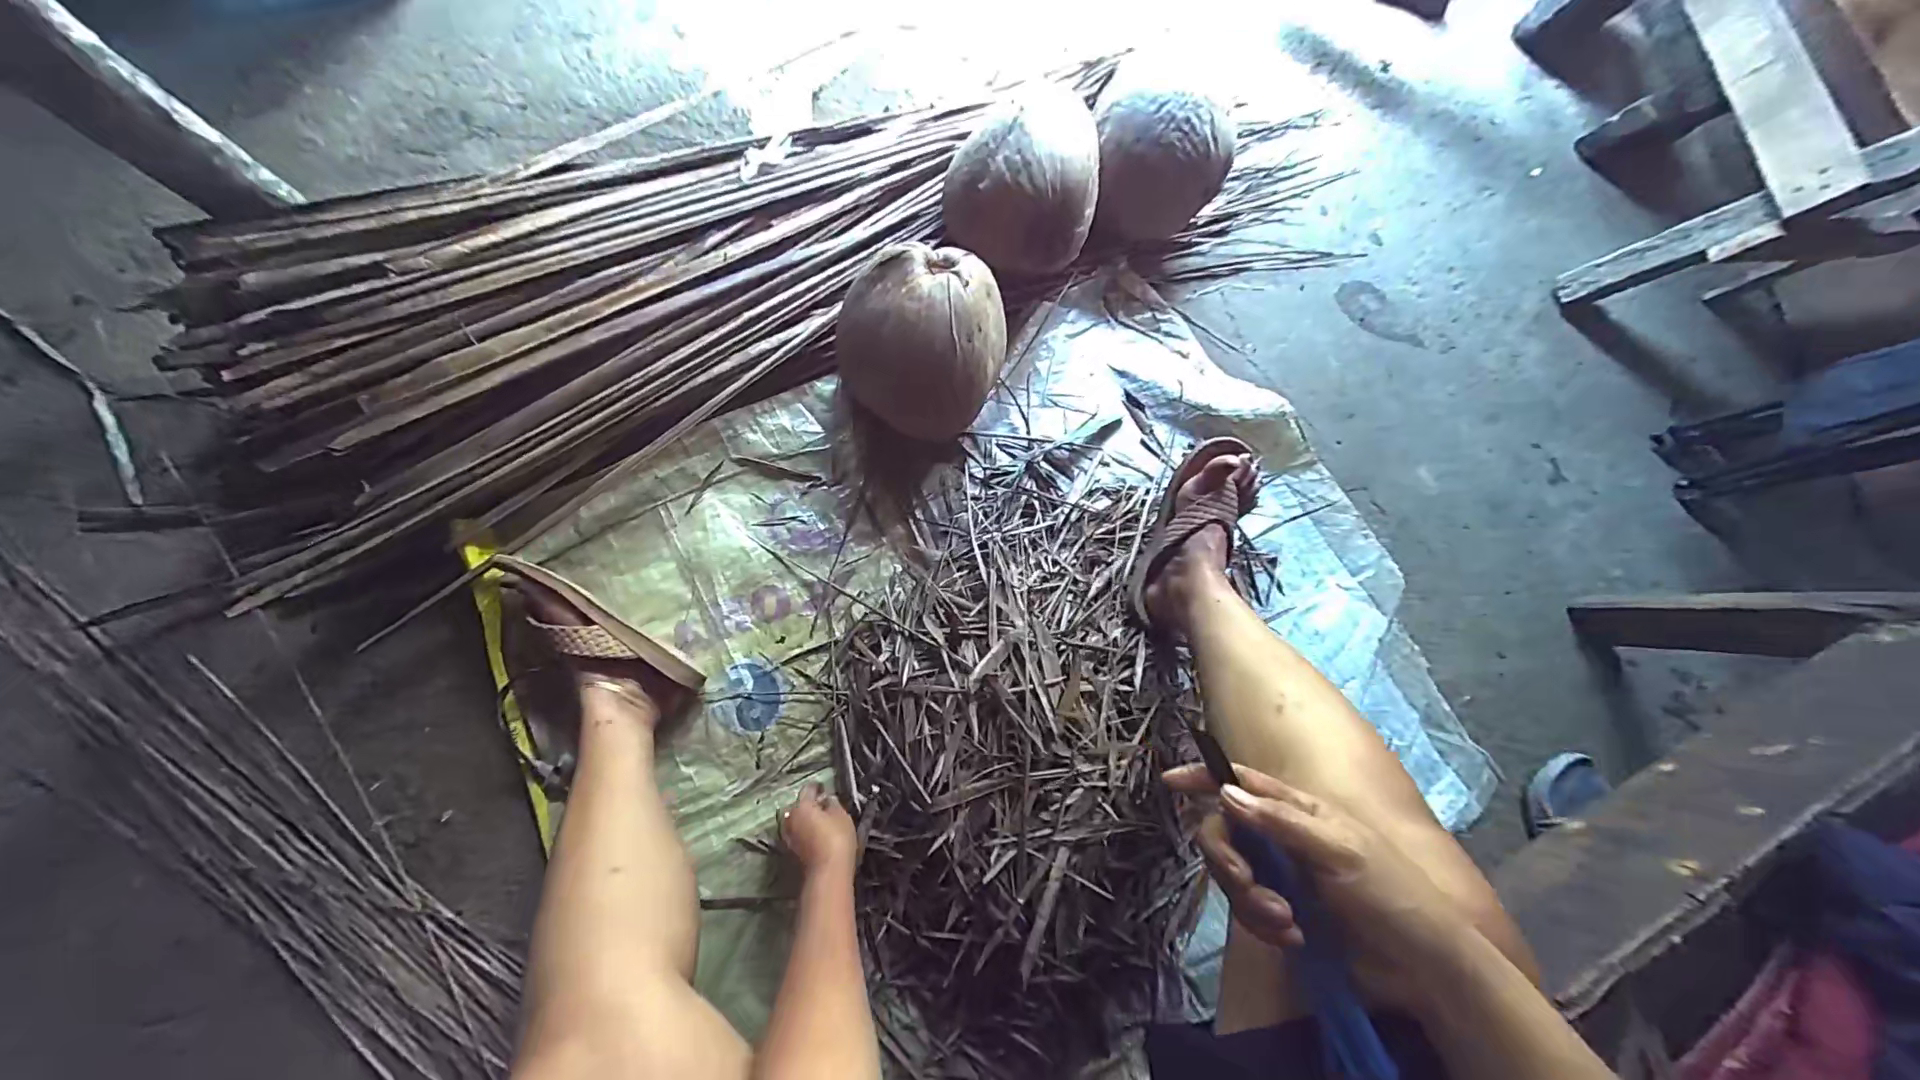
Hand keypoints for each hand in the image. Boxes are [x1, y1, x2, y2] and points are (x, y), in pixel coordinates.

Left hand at [780, 782, 857, 877]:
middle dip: (808, 804)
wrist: (828, 872)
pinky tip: (815, 833)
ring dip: (804, 818)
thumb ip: (832, 803)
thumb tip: (826, 799)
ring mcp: (788, 836)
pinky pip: (797, 833)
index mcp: (801, 806)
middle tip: (822, 805)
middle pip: (798, 805)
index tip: (825, 787)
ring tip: (819, 820)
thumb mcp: (841, 815)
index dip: (818, 787)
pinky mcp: (791, 851)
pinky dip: (804, 831)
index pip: (808, 789)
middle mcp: (790, 819)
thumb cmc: (837, 838)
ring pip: (795, 820)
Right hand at [1164, 763, 1456, 961]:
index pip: (1239, 780)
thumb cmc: (1391, 893)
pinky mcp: (1279, 909)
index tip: (1170, 781)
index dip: (1202, 776)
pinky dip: (1261, 923)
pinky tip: (1292, 938)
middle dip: (1228, 859)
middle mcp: (1278, 834)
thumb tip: (1224, 793)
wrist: (1423, 968)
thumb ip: (1280, 821)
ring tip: (1286, 924)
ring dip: (1249, 899)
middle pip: (1222, 830)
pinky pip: (1245, 908)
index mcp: (1295, 808)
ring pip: (1230, 873)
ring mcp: (1278, 873)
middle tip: (1247, 881)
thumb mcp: (1340, 851)